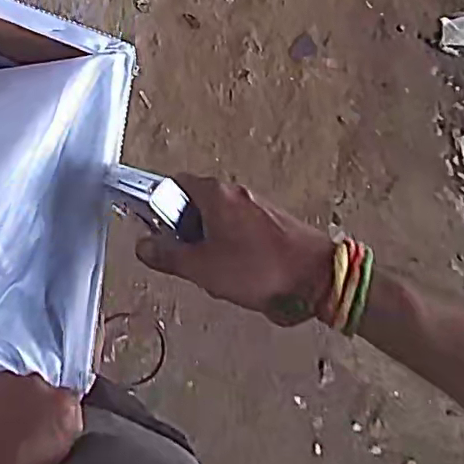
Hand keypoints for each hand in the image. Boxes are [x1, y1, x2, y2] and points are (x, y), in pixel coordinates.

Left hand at [0, 370, 81, 463]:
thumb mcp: (54, 459)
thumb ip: (60, 430)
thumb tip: (54, 422)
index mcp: (65, 408)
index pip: (67, 399)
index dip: (53, 412)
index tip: (42, 424)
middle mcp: (40, 385)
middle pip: (38, 387)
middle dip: (29, 402)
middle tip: (16, 428)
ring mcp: (9, 378)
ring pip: (10, 383)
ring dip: (5, 398)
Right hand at [135, 175, 335, 325]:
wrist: (321, 280)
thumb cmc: (261, 269)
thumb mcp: (202, 268)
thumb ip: (167, 256)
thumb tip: (143, 247)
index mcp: (214, 193)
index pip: (172, 183)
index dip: (158, 205)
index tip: (156, 229)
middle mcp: (235, 192)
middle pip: (193, 201)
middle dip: (184, 229)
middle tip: (185, 255)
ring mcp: (257, 206)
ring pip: (216, 217)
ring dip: (207, 240)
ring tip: (214, 269)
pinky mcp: (273, 222)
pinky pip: (239, 228)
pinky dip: (230, 245)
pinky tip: (238, 271)